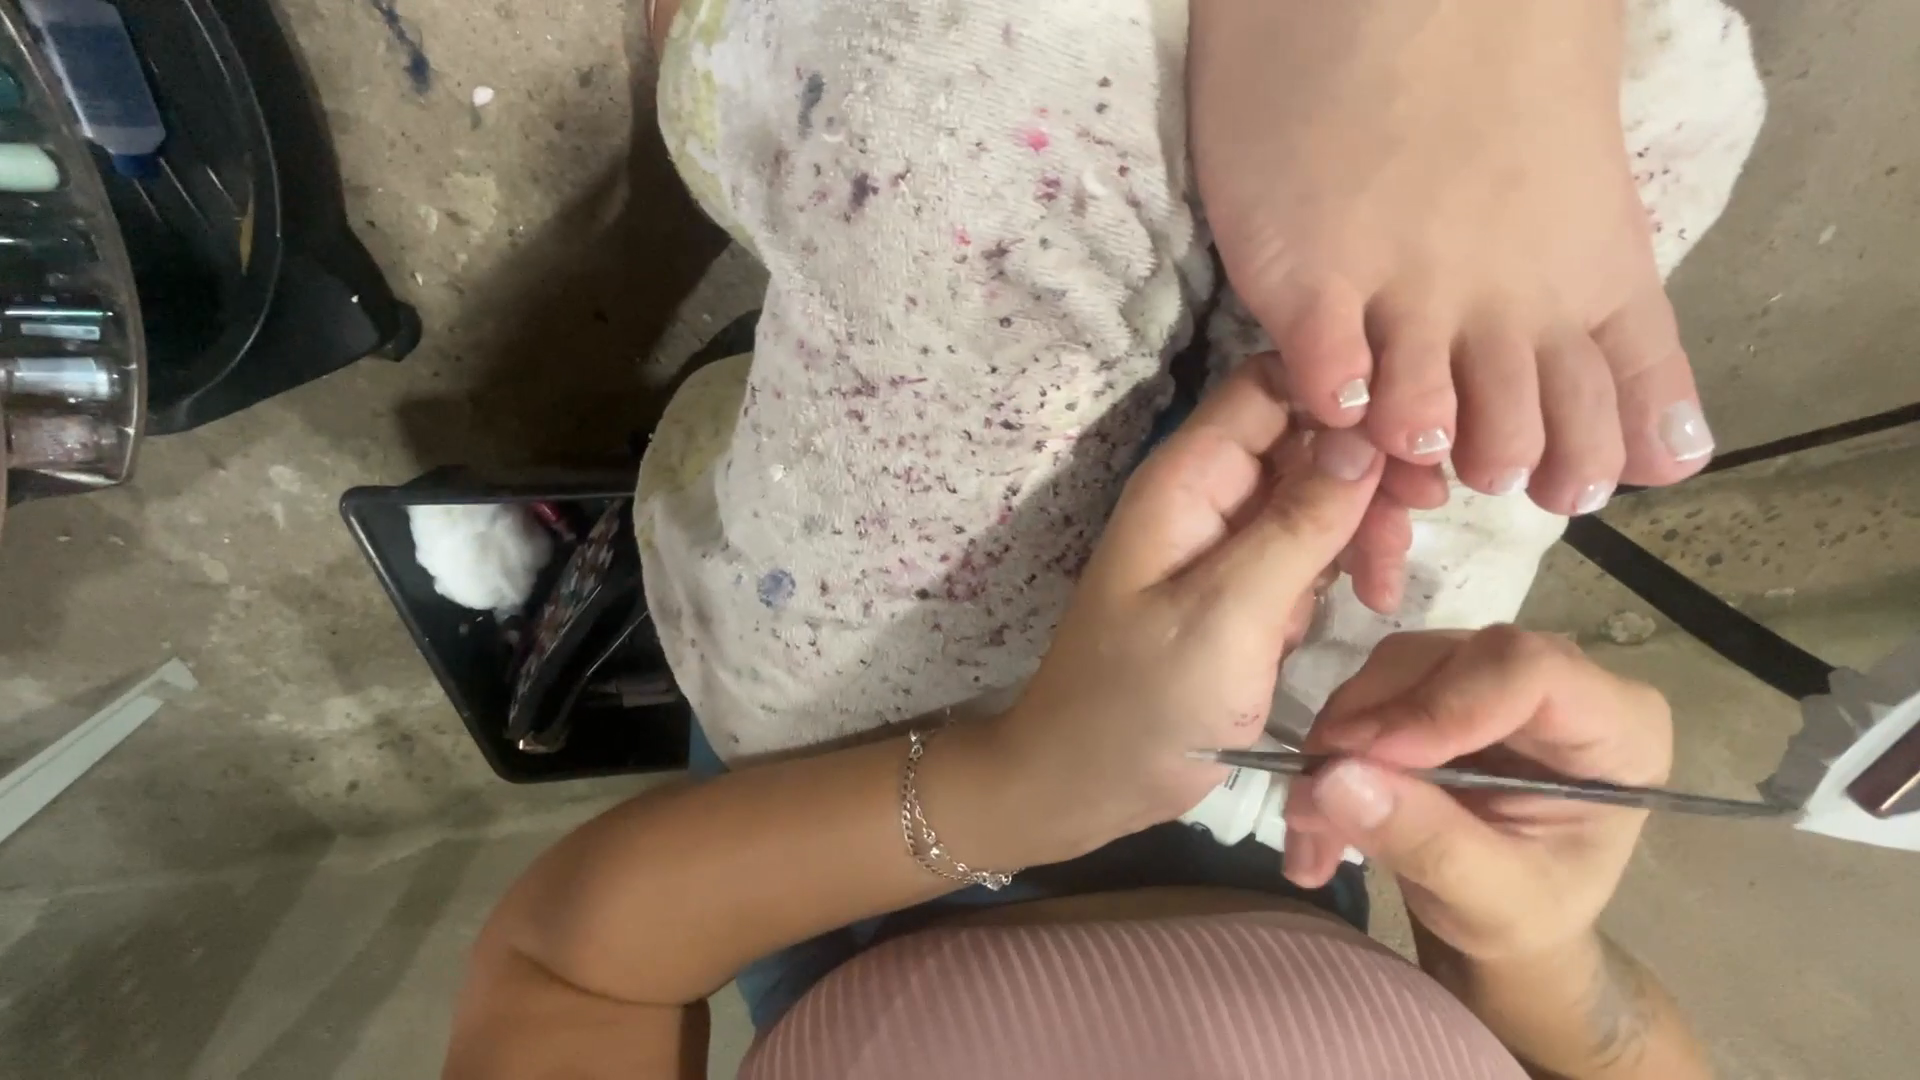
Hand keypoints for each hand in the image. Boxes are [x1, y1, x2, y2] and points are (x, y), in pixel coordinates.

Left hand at [986, 356, 1388, 863]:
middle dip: (1365, 469)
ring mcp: (1224, 542)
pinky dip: (1340, 565)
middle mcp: (1205, 496)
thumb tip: (1361, 438)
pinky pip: (1305, 548)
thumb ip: (1295, 525)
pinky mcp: (1243, 586)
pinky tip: (1362, 604)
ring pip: (1314, 493)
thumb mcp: (1226, 613)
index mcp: (1185, 481)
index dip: (1340, 395)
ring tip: (1384, 585)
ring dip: (1362, 524)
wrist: (1090, 777)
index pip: (1266, 387)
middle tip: (1425, 516)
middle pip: (1302, 438)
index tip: (1411, 441)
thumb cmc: (1143, 701)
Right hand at [1191, 0, 1713, 516]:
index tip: (1562, 485)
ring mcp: (1405, 289)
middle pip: (1517, 436)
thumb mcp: (1577, 190)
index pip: (1615, 406)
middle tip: (1464, 463)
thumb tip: (1605, 388)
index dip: (1594, 461)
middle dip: (1501, 467)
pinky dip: (1335, 405)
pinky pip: (1331, 376)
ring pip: (1428, 424)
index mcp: (1580, 272)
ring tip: (1402, 433)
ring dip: (1419, 449)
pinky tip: (1335, 395)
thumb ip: (1590, 292)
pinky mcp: (1311, 278)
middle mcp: (1502, 297)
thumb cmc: (1485, 80)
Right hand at [1282, 627, 1672, 960]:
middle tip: (1316, 794)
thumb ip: (1428, 842)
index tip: (1370, 757)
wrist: (1494, 909)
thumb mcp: (1492, 902)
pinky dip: (1328, 744)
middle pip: (1440, 660)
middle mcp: (1547, 682)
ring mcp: (1479, 675)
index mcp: (1612, 727)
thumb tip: (1333, 780)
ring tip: (1309, 818)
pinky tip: (1313, 803)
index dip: (1442, 702)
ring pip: (1389, 669)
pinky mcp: (1428, 683)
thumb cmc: (1525, 912)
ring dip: (1337, 739)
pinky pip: (1362, 690)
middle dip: (1368, 725)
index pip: (1527, 669)